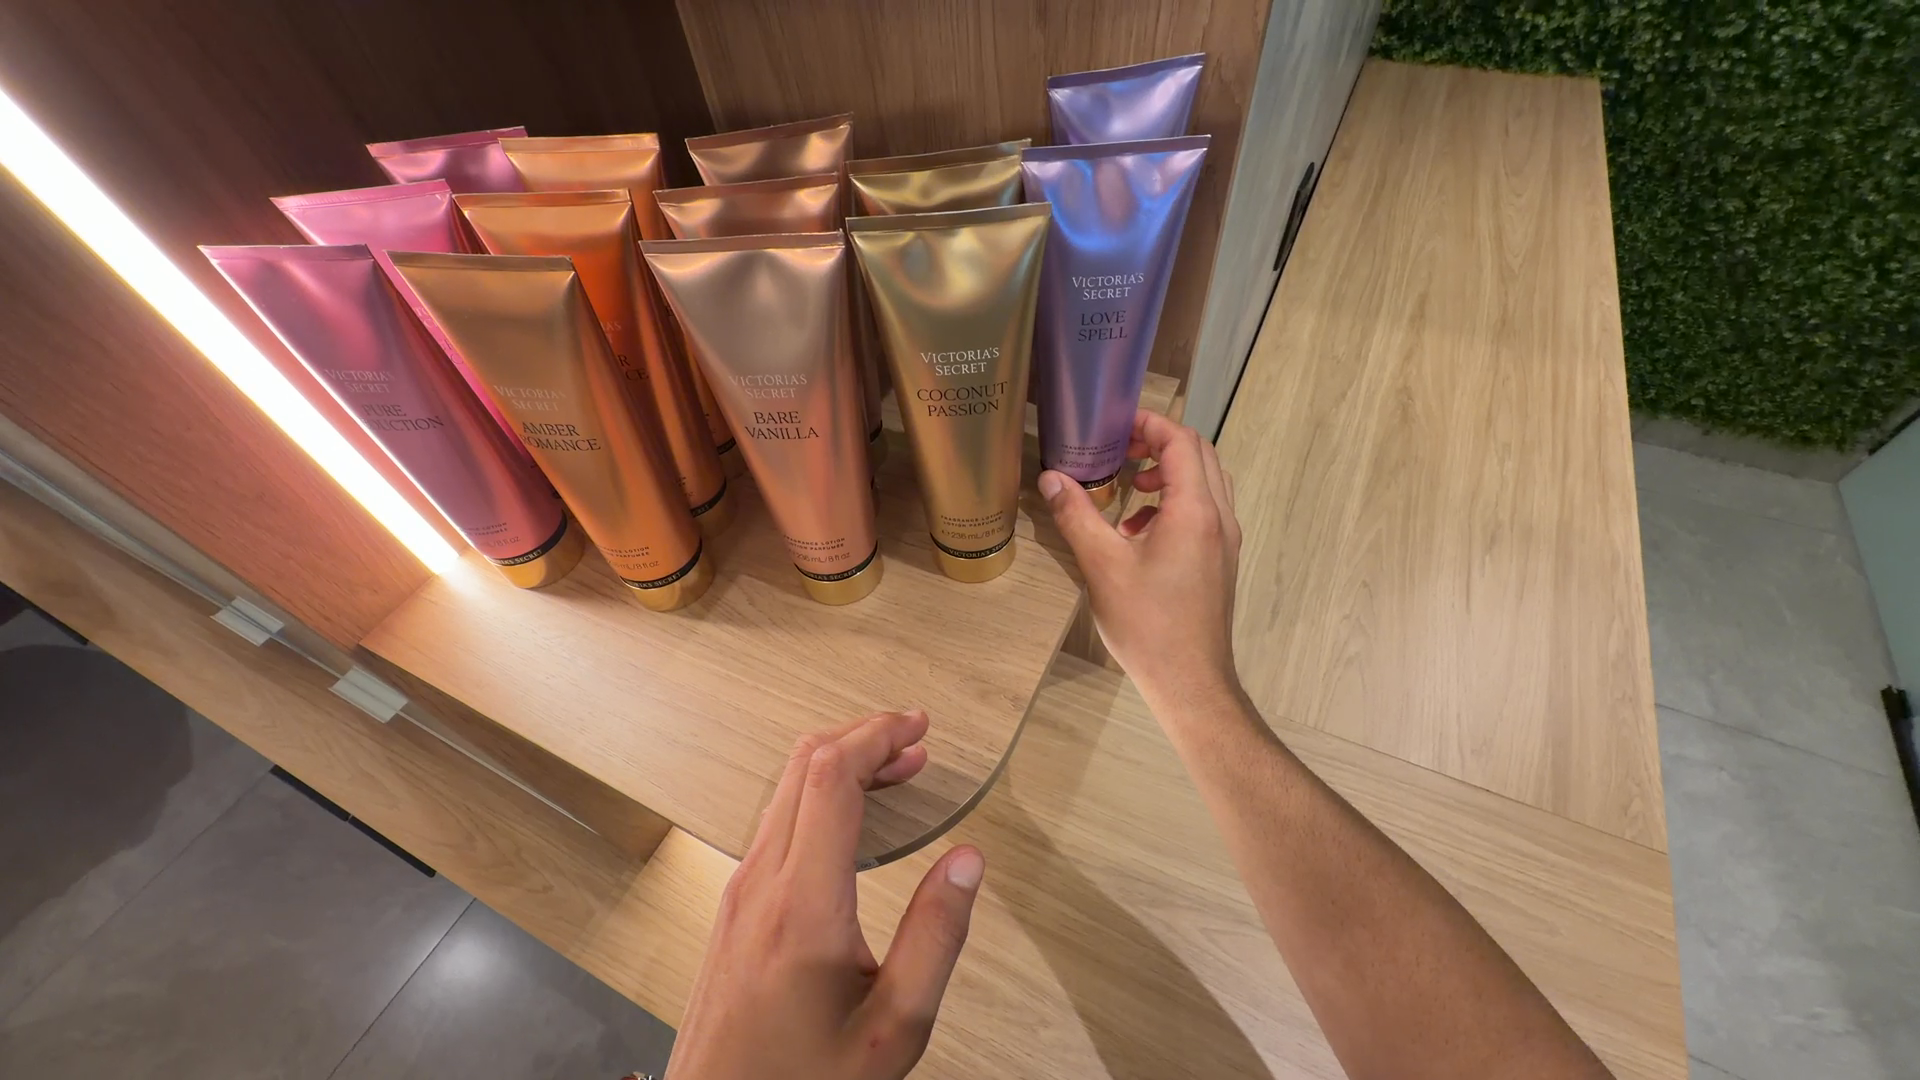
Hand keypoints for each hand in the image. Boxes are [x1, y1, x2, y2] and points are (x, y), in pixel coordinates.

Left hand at [667, 711, 985, 1079]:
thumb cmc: (806, 1079)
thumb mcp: (894, 1025)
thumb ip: (937, 936)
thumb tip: (968, 861)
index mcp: (803, 904)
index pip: (832, 777)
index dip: (877, 736)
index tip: (917, 727)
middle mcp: (762, 880)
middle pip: (806, 764)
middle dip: (864, 735)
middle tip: (913, 737)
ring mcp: (742, 887)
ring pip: (788, 786)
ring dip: (842, 759)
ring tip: (895, 767)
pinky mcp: (737, 900)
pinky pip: (778, 815)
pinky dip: (820, 791)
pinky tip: (853, 813)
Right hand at [1038, 410, 1242, 702]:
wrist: (1189, 681)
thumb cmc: (1146, 623)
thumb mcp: (1102, 566)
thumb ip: (1076, 515)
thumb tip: (1051, 478)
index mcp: (1194, 510)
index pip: (1181, 442)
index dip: (1149, 424)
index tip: (1115, 425)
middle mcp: (1219, 518)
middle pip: (1200, 455)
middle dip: (1159, 443)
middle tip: (1120, 449)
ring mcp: (1224, 541)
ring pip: (1206, 483)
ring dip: (1169, 473)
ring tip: (1129, 489)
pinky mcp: (1219, 562)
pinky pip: (1204, 512)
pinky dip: (1174, 503)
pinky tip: (1138, 532)